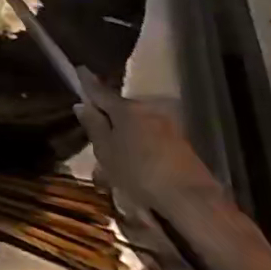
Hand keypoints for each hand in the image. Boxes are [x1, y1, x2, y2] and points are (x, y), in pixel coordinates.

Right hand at [73, 69, 228, 221]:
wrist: (190, 199)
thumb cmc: (139, 174)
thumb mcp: (106, 153)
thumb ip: (94, 127)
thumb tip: (82, 105)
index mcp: (125, 109)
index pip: (101, 91)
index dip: (88, 82)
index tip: (80, 70)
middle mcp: (147, 109)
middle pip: (121, 111)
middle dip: (109, 122)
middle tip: (98, 141)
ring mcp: (167, 125)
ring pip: (137, 128)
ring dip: (126, 140)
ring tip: (117, 167)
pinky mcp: (181, 144)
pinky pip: (152, 140)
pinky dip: (142, 151)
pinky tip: (138, 172)